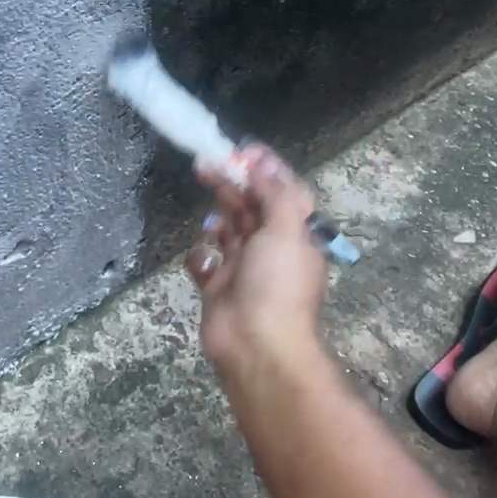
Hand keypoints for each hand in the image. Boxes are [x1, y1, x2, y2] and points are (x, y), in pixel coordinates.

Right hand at [184, 143, 326, 372]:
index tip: (241, 150)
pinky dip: (200, 257)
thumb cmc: (277, 285)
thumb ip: (274, 192)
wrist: (258, 347)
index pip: (282, 190)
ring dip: (217, 214)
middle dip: (231, 183)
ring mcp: (244, 267)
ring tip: (207, 212)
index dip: (264, 168)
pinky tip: (202, 259)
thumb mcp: (285, 229)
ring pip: (228, 228)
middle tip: (206, 162)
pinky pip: (205, 262)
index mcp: (296, 233)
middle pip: (250, 205)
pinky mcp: (218, 287)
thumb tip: (261, 162)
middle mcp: (271, 247)